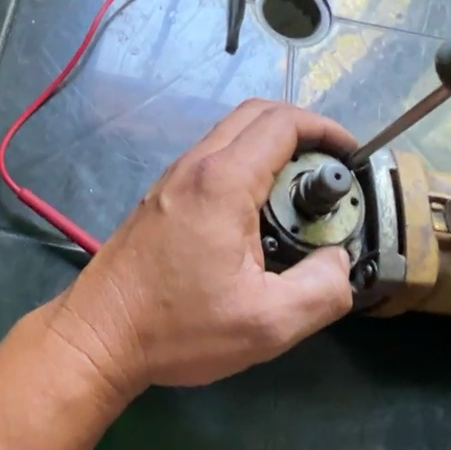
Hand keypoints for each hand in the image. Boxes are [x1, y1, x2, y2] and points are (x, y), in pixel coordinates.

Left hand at [41, 100, 356, 398]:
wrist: (99, 335)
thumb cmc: (179, 329)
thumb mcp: (267, 324)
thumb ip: (321, 290)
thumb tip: (339, 261)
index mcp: (223, 182)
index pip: (281, 123)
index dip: (324, 128)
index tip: (351, 155)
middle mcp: (196, 165)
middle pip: (256, 114)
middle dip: (302, 128)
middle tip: (330, 169)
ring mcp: (174, 177)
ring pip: (232, 133)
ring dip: (272, 146)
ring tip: (301, 193)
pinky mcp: (163, 194)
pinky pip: (214, 157)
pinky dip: (248, 162)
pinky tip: (261, 211)